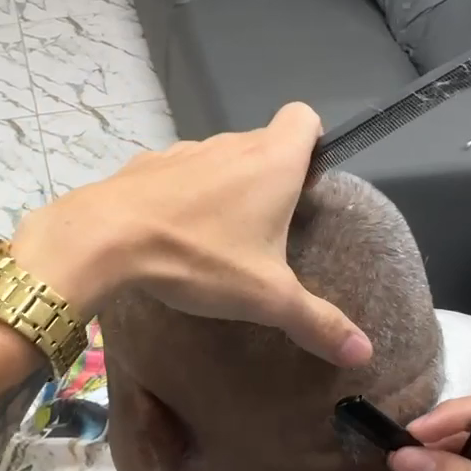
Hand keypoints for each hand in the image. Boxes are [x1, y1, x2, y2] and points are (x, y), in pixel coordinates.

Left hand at [10, 102, 371, 367]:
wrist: (106, 238)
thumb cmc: (198, 258)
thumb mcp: (265, 296)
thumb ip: (316, 321)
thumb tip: (364, 353)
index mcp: (271, 161)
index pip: (304, 118)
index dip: (312, 142)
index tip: (306, 181)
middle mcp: (229, 144)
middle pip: (261, 143)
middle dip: (268, 178)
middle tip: (264, 230)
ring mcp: (182, 150)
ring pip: (215, 159)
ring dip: (221, 187)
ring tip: (214, 236)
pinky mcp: (143, 166)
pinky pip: (173, 174)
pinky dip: (179, 195)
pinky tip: (168, 232)